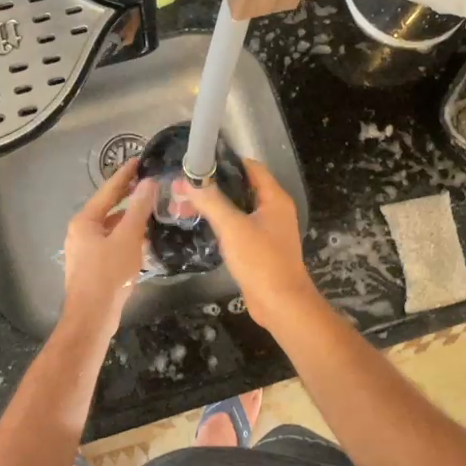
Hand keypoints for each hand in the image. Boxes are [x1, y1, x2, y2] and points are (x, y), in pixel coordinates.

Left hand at [60, 159, 156, 336]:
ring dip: (130, 220)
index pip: (108, 191)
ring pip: (111, 228)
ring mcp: (84, 251)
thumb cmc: (108, 273)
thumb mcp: (128, 238)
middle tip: (149, 184)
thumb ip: (138, 209)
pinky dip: (127, 238)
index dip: (125, 175)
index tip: (140, 160)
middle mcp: (80, 232)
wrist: (92, 317)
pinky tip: (142, 242)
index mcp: (85, 221)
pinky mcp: (92, 267)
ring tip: (151, 211)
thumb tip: (147, 183)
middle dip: (128, 197)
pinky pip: (112, 244)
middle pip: (108, 208)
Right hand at [177, 160, 324, 330]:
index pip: (250, 167)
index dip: (225, 162)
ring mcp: (268, 229)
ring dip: (216, 205)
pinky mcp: (260, 248)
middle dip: (214, 186)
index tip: (198, 164)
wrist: (280, 304)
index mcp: (274, 198)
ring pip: (239, 209)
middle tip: (185, 187)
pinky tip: (201, 226)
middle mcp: (274, 210)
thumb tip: (188, 181)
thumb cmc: (261, 260)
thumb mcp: (232, 227)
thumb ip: (211, 202)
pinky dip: (222, 223)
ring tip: (187, 205)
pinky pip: (239, 227)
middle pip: (242, 187)